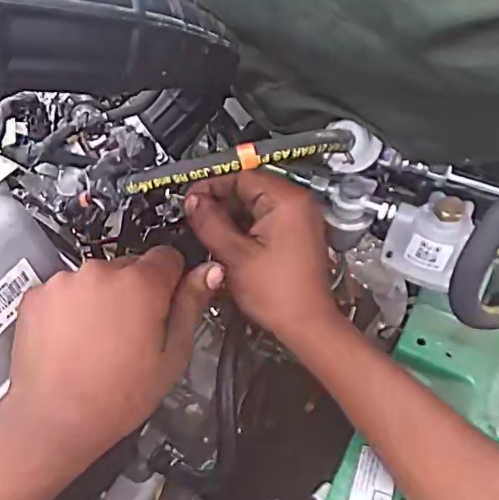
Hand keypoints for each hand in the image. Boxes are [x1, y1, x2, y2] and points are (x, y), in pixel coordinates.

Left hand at [0, 246, 220, 473]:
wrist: (55, 419)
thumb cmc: (113, 398)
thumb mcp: (171, 356)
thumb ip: (190, 306)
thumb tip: (207, 274)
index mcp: (140, 285)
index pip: (167, 256)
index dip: (171, 281)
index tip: (166, 301)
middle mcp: (100, 274)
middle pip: (129, 267)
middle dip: (134, 293)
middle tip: (131, 335)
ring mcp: (64, 282)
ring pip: (95, 279)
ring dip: (100, 300)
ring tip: (99, 344)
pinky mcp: (36, 296)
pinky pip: (63, 291)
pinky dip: (69, 309)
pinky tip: (74, 342)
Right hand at [184, 171, 345, 345]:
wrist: (306, 324)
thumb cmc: (282, 295)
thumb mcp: (234, 255)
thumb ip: (209, 222)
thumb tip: (194, 202)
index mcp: (287, 201)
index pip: (241, 175)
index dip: (210, 186)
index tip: (192, 199)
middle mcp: (298, 205)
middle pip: (247, 188)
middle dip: (219, 203)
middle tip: (196, 218)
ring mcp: (299, 220)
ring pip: (253, 206)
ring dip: (229, 217)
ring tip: (210, 235)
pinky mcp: (295, 235)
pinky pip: (263, 220)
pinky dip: (243, 229)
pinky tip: (227, 245)